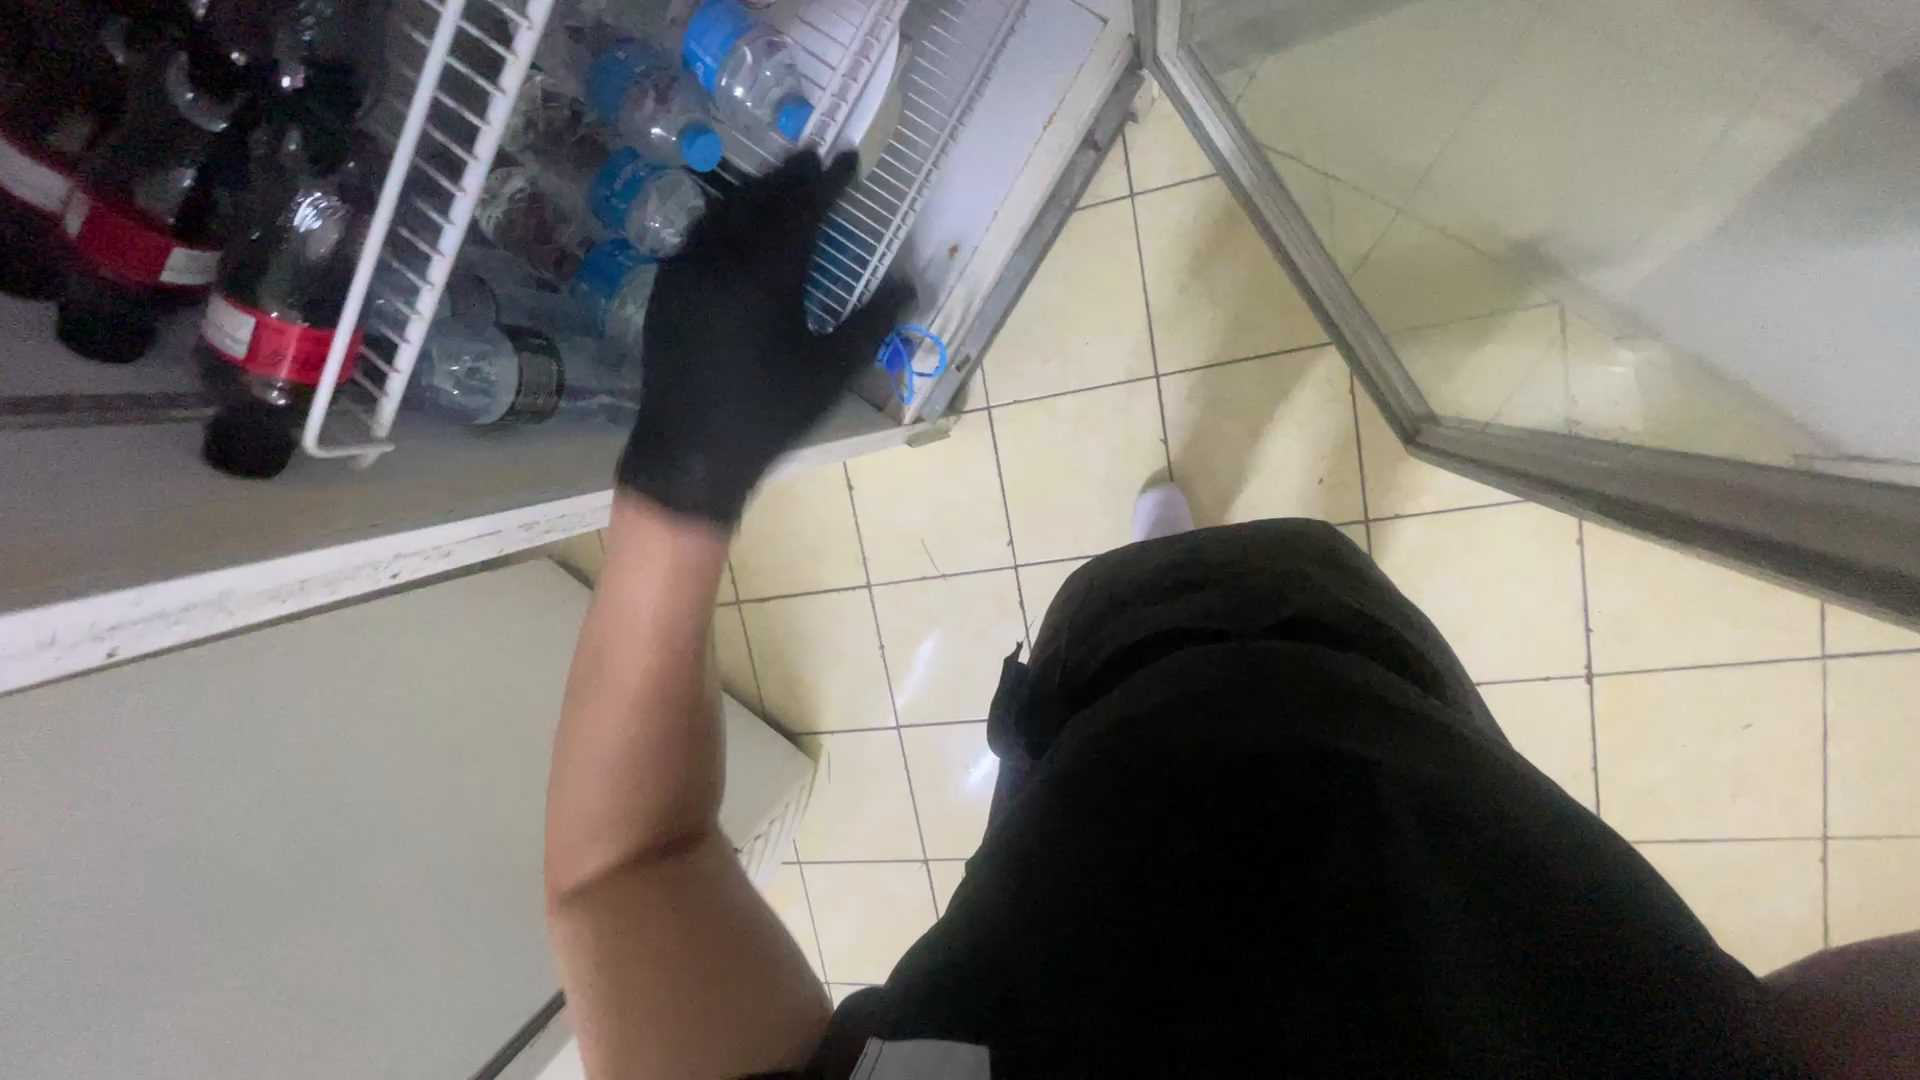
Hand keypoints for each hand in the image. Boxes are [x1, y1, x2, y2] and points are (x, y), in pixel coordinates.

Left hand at [617, 151, 913, 524]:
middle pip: (758, 198)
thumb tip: (909, 286)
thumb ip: (872, 323)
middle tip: (812, 158)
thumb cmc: (771, 414)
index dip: (830, 182)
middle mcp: (721, 259)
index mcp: (768, 276)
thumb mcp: (831, 372)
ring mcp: (685, 272)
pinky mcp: (665, 290)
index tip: (850, 158)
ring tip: (776, 185)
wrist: (691, 451)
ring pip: (721, 212)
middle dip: (789, 176)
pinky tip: (734, 231)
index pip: (804, 209)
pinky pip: (696, 238)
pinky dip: (723, 222)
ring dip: (752, 193)